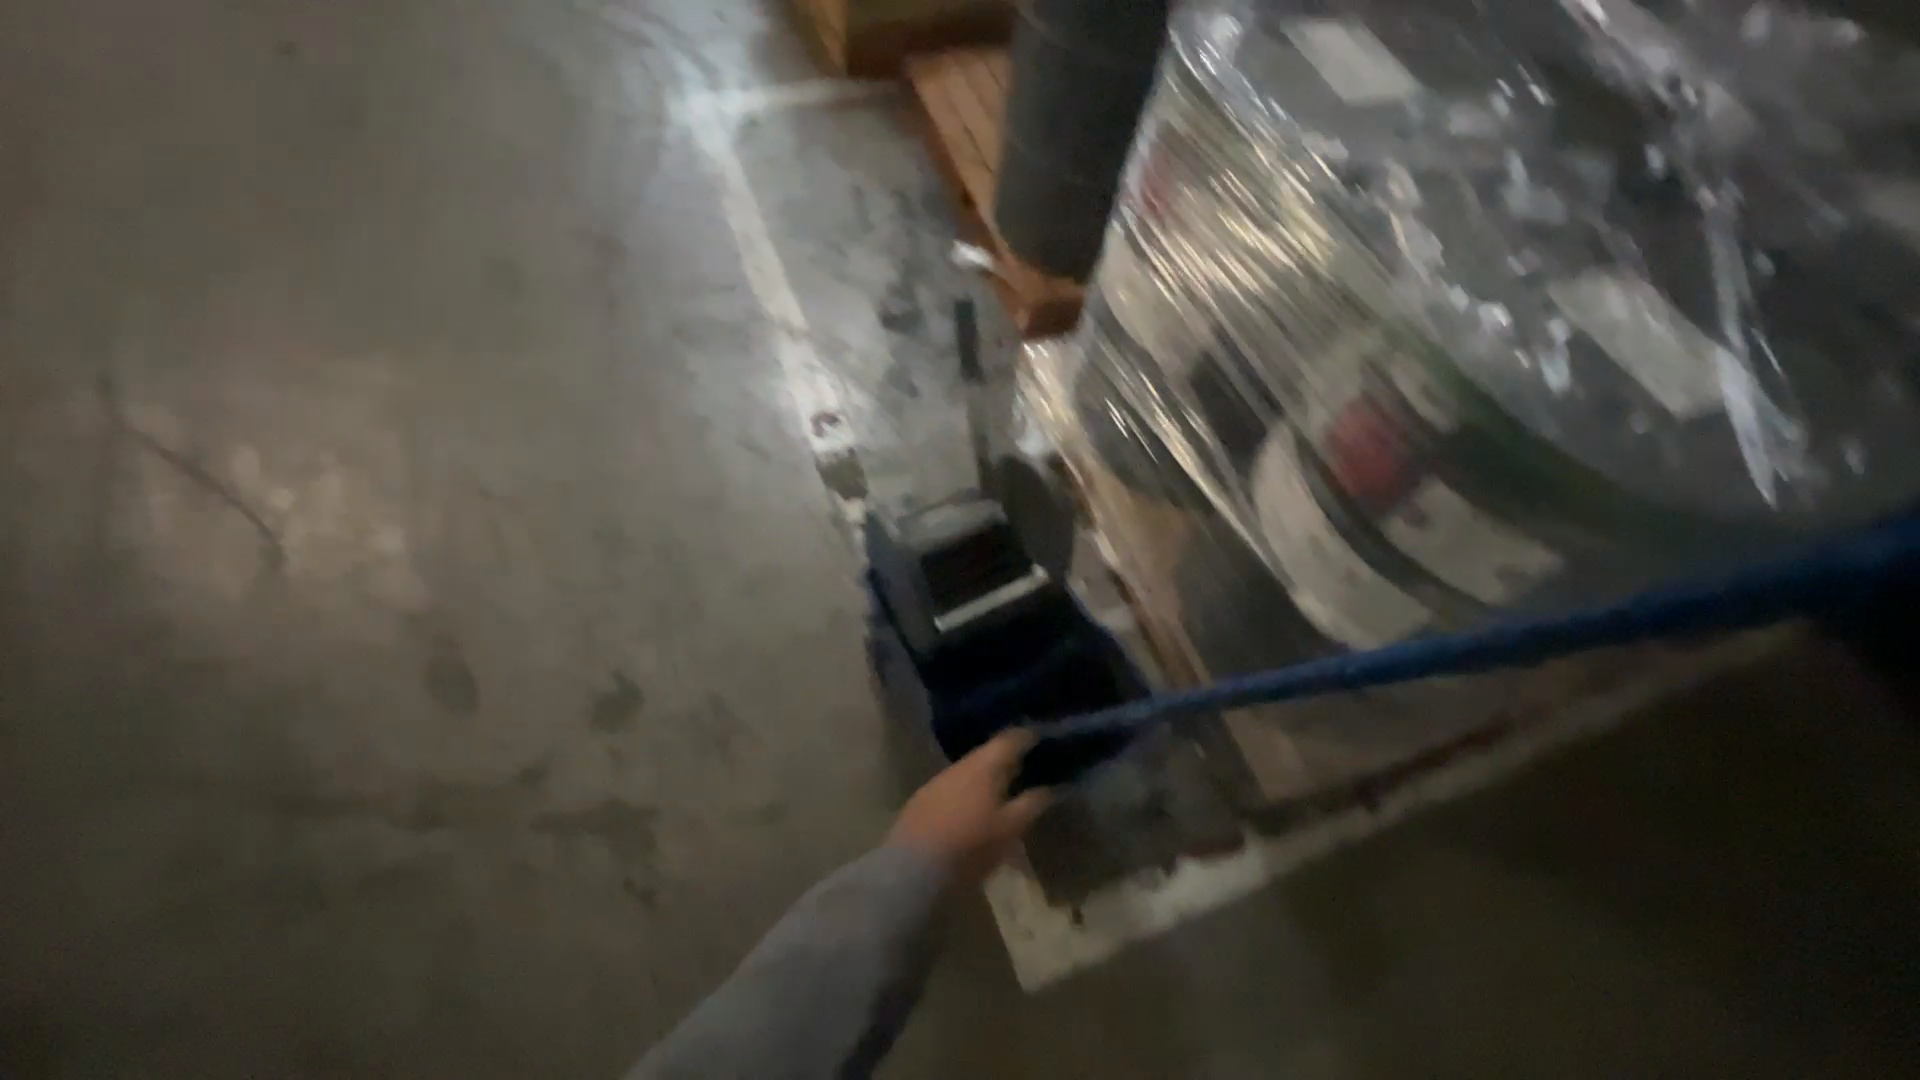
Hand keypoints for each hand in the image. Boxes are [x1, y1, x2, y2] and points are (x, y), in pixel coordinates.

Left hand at [889, 729, 1053, 885]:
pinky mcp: (923, 799)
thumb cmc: (970, 846)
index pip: (1009, 739)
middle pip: (988, 753)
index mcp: (984, 766)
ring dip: (988, 776)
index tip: (1043, 739)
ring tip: (1004, 791)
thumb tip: (1050, 787)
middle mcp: (959, 765)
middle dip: (1008, 759)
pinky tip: (974, 808)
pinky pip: (954, 786)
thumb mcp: (1010, 829)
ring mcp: (938, 781)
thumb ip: (1032, 803)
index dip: (1028, 736)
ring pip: (970, 770)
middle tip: (1028, 768)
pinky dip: (970, 790)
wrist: (913, 869)